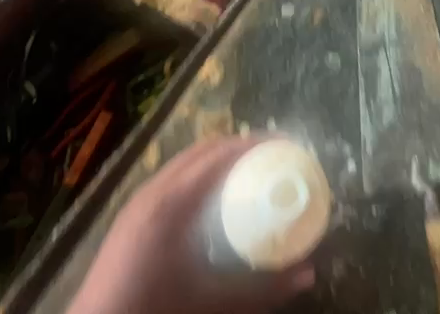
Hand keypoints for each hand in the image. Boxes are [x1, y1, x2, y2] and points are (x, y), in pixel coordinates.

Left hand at [68, 138, 315, 313]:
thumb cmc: (153, 311)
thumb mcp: (211, 303)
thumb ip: (262, 290)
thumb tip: (309, 274)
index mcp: (173, 203)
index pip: (221, 153)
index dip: (256, 142)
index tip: (286, 144)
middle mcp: (154, 190)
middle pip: (204, 149)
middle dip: (241, 144)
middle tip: (274, 154)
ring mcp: (138, 200)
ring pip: (186, 160)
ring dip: (219, 156)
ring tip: (250, 169)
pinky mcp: (131, 213)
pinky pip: (172, 176)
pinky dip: (199, 172)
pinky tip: (214, 196)